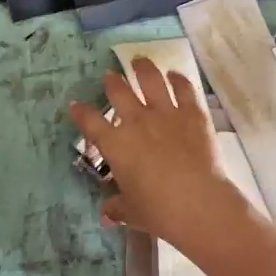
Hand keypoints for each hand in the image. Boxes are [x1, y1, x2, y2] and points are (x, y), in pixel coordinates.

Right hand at [69, 59, 256, 252]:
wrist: (199, 204)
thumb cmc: (159, 211)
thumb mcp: (132, 212)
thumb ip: (117, 207)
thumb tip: (106, 215)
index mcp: (115, 144)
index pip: (90, 121)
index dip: (80, 111)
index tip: (76, 105)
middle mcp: (136, 121)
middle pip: (118, 91)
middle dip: (112, 82)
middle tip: (110, 77)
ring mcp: (165, 113)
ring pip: (149, 79)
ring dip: (142, 68)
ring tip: (139, 61)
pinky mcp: (192, 113)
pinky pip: (183, 89)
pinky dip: (178, 79)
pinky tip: (174, 76)